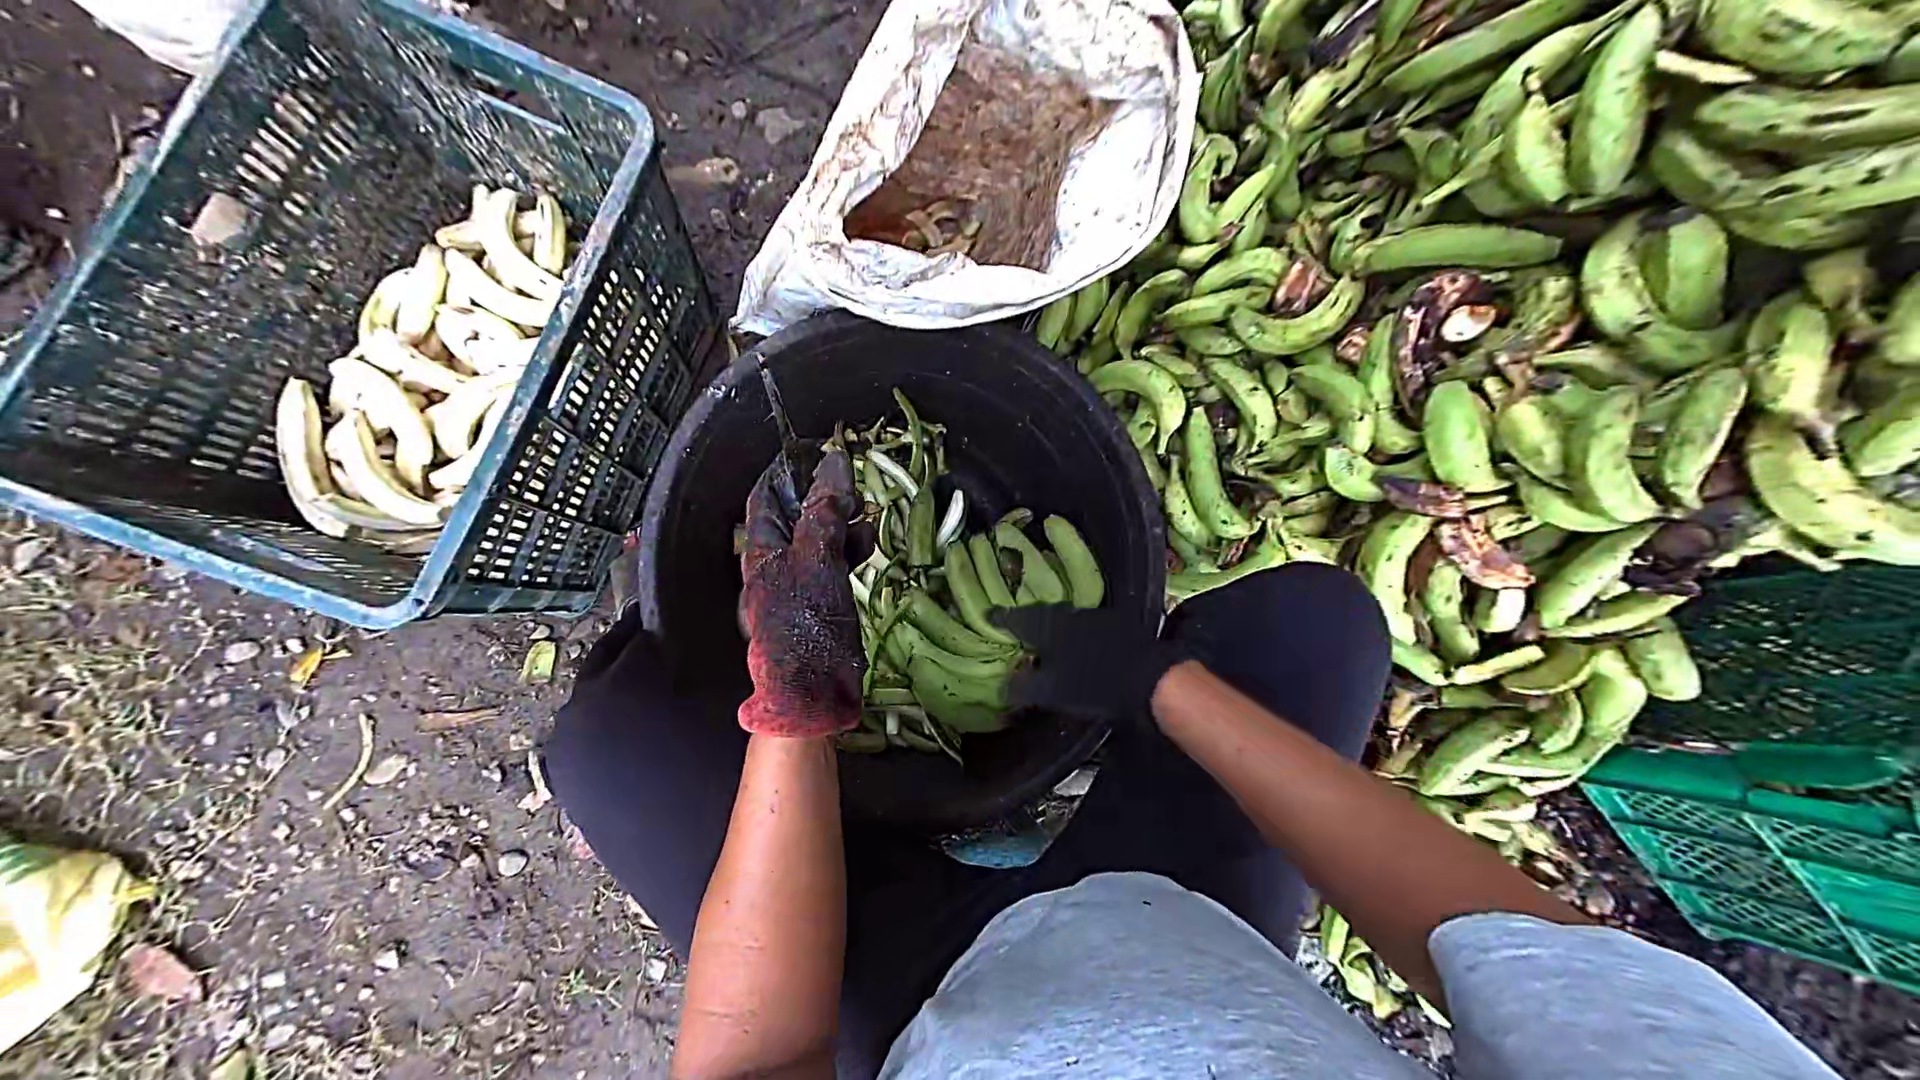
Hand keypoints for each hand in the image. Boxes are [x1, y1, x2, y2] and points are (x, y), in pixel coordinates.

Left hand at [736, 448, 864, 736]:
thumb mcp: (817, 560)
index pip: (767, 496)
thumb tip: (833, 464)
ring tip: (866, 519)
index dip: (789, 471)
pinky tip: (866, 547)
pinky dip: (849, 551)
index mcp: (762, 551)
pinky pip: (832, 565)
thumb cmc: (807, 625)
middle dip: (825, 498)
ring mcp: (798, 585)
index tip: (817, 452)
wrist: (814, 693)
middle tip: (854, 487)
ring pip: (819, 540)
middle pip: (797, 517)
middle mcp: (775, 565)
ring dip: (842, 524)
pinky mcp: (820, 602)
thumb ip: (824, 513)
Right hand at [993, 605, 1182, 721]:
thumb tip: (1003, 686)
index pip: (1017, 618)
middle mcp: (1070, 614)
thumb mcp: (1051, 691)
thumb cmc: (1092, 684)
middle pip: (1043, 616)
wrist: (1149, 678)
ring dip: (1056, 628)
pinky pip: (1088, 625)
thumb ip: (1024, 687)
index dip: (1001, 618)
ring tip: (1048, 640)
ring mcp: (1097, 617)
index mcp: (1048, 625)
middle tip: (1019, 631)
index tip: (989, 616)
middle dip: (1030, 622)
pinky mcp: (1119, 625)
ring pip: (1067, 619)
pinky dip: (1078, 634)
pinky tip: (1080, 646)